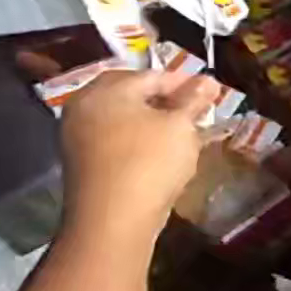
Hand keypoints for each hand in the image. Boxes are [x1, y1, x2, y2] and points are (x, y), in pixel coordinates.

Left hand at [59, 69, 218, 236]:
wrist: (114, 215)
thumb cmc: (151, 159)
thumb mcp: (181, 125)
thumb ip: (194, 99)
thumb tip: (208, 80)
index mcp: (106, 92)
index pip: (151, 75)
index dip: (185, 81)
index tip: (212, 92)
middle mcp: (85, 106)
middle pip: (132, 92)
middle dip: (167, 97)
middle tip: (198, 108)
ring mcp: (79, 133)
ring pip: (124, 113)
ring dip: (155, 116)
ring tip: (185, 128)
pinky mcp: (84, 156)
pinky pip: (116, 133)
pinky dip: (141, 133)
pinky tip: (164, 147)